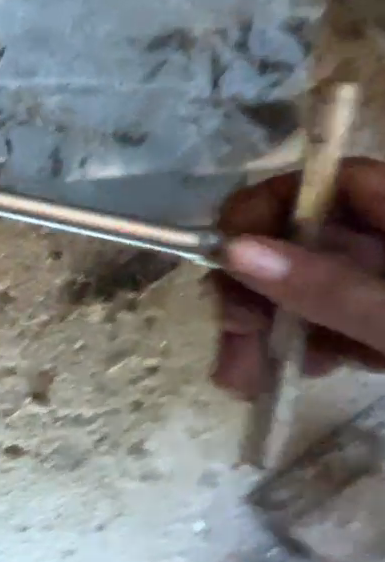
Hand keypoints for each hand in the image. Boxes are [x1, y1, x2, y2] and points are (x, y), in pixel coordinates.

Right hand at [210, 158, 384, 397]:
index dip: (264, 209)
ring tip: (243, 378)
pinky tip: (281, 375)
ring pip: (307, 282)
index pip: (323, 183)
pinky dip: (300, 342)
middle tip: (229, 335)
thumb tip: (230, 250)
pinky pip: (333, 315)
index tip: (225, 257)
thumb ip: (336, 290)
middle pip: (302, 239)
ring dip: (264, 324)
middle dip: (251, 285)